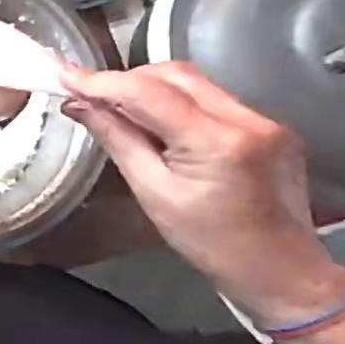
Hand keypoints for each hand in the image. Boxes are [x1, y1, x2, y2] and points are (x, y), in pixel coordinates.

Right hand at [62, 61, 344, 324]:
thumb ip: (116, 139)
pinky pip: (210, 98)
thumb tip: (79, 105)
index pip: (147, 93)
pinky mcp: (267, 126)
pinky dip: (173, 100)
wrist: (279, 268)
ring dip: (148, 87)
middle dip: (124, 79)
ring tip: (116, 108)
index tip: (65, 76)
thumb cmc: (209, 241)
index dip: (101, 81)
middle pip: (173, 75)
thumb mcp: (151, 190)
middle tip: (87, 94)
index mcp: (217, 142)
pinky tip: (154, 121)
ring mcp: (264, 120)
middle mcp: (247, 121)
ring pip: (192, 81)